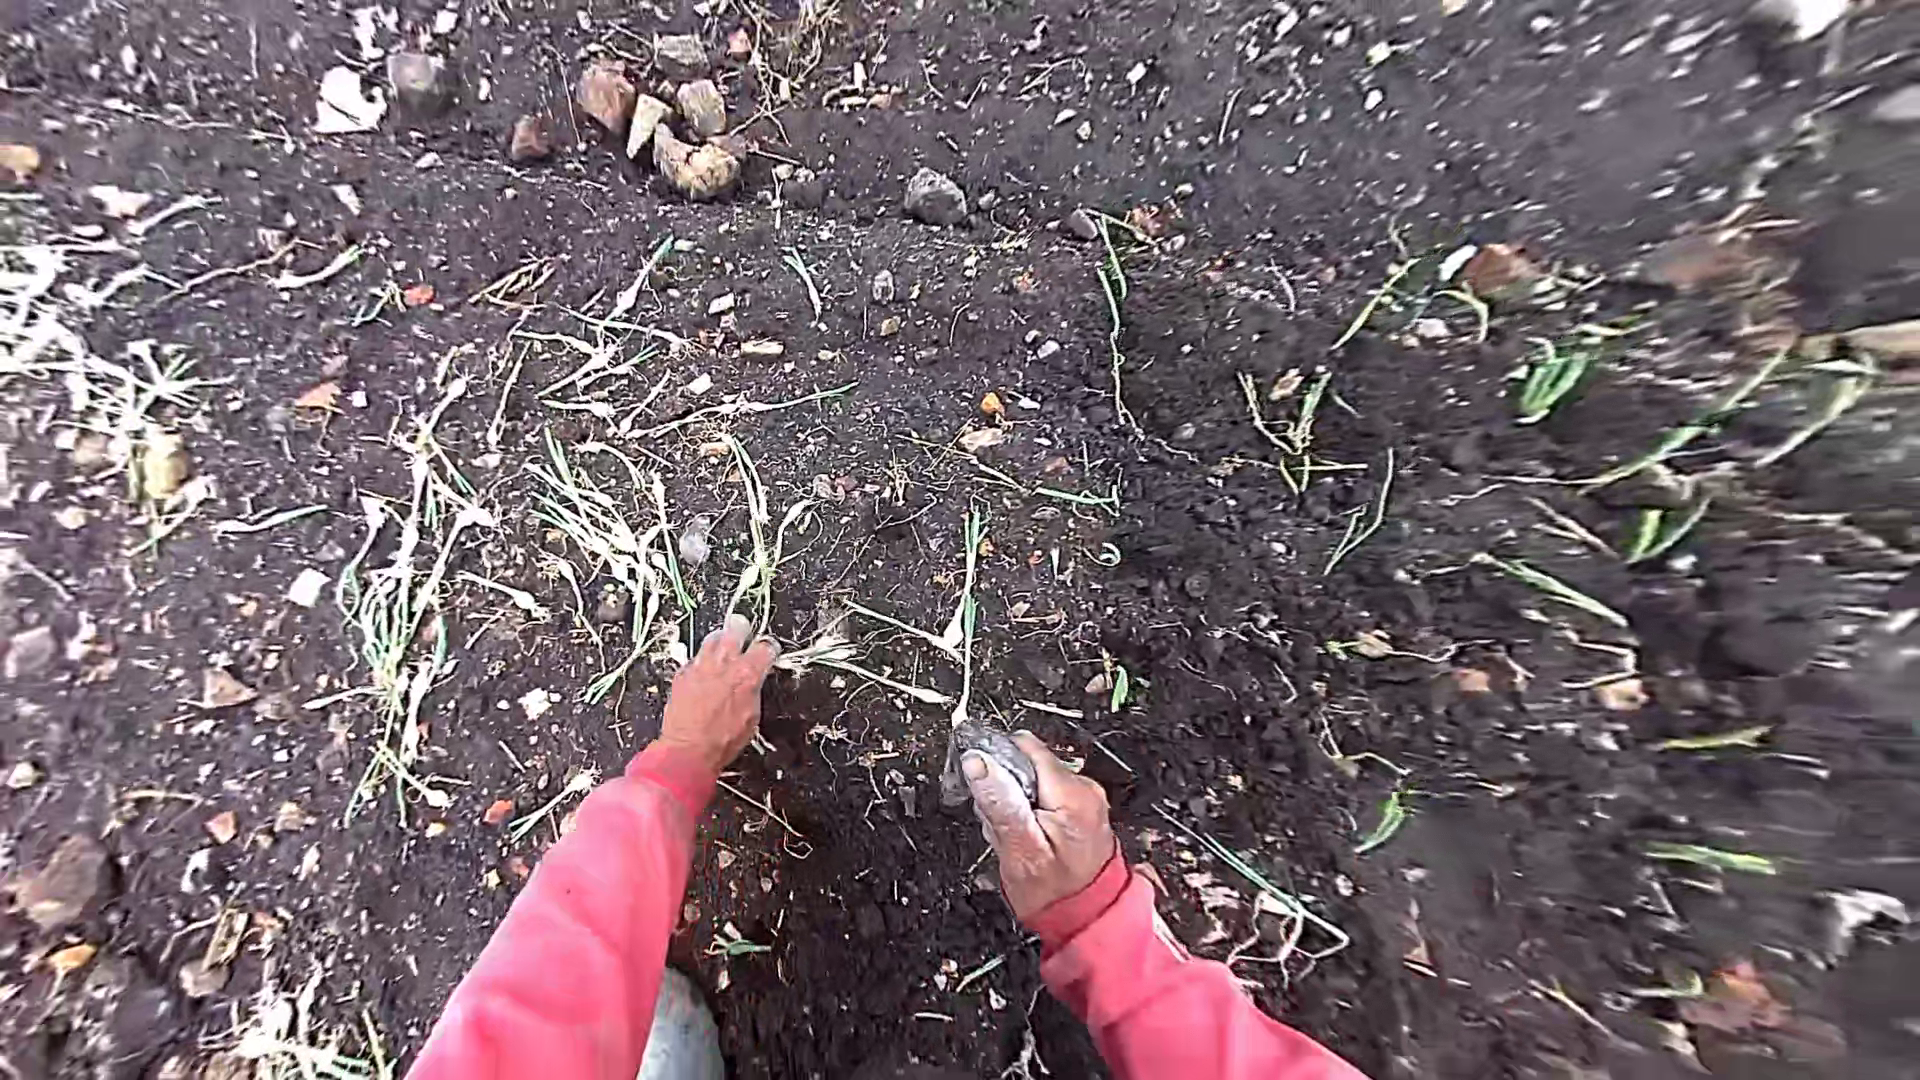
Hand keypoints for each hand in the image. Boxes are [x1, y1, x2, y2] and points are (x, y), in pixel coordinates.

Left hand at [659, 614, 778, 774]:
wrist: (688, 751)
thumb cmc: (722, 739)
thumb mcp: (753, 715)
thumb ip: (754, 688)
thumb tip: (754, 680)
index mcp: (748, 673)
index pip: (765, 646)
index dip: (768, 649)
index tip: (767, 652)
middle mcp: (725, 664)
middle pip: (736, 630)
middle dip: (742, 630)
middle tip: (744, 633)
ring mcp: (701, 666)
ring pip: (713, 638)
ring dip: (720, 641)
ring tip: (723, 648)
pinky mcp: (683, 675)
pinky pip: (694, 658)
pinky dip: (702, 661)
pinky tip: (705, 670)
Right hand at [963, 732, 1116, 920]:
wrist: (1088, 924)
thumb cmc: (1055, 894)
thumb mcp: (1018, 849)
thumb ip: (999, 801)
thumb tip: (978, 761)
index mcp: (1071, 793)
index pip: (1024, 747)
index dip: (998, 760)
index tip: (983, 781)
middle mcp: (1084, 788)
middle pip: (1029, 762)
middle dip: (1006, 785)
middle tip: (1001, 822)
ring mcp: (1085, 797)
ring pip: (1034, 777)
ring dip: (1016, 799)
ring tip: (1015, 833)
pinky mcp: (1082, 807)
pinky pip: (1045, 793)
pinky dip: (1030, 808)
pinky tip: (1028, 835)